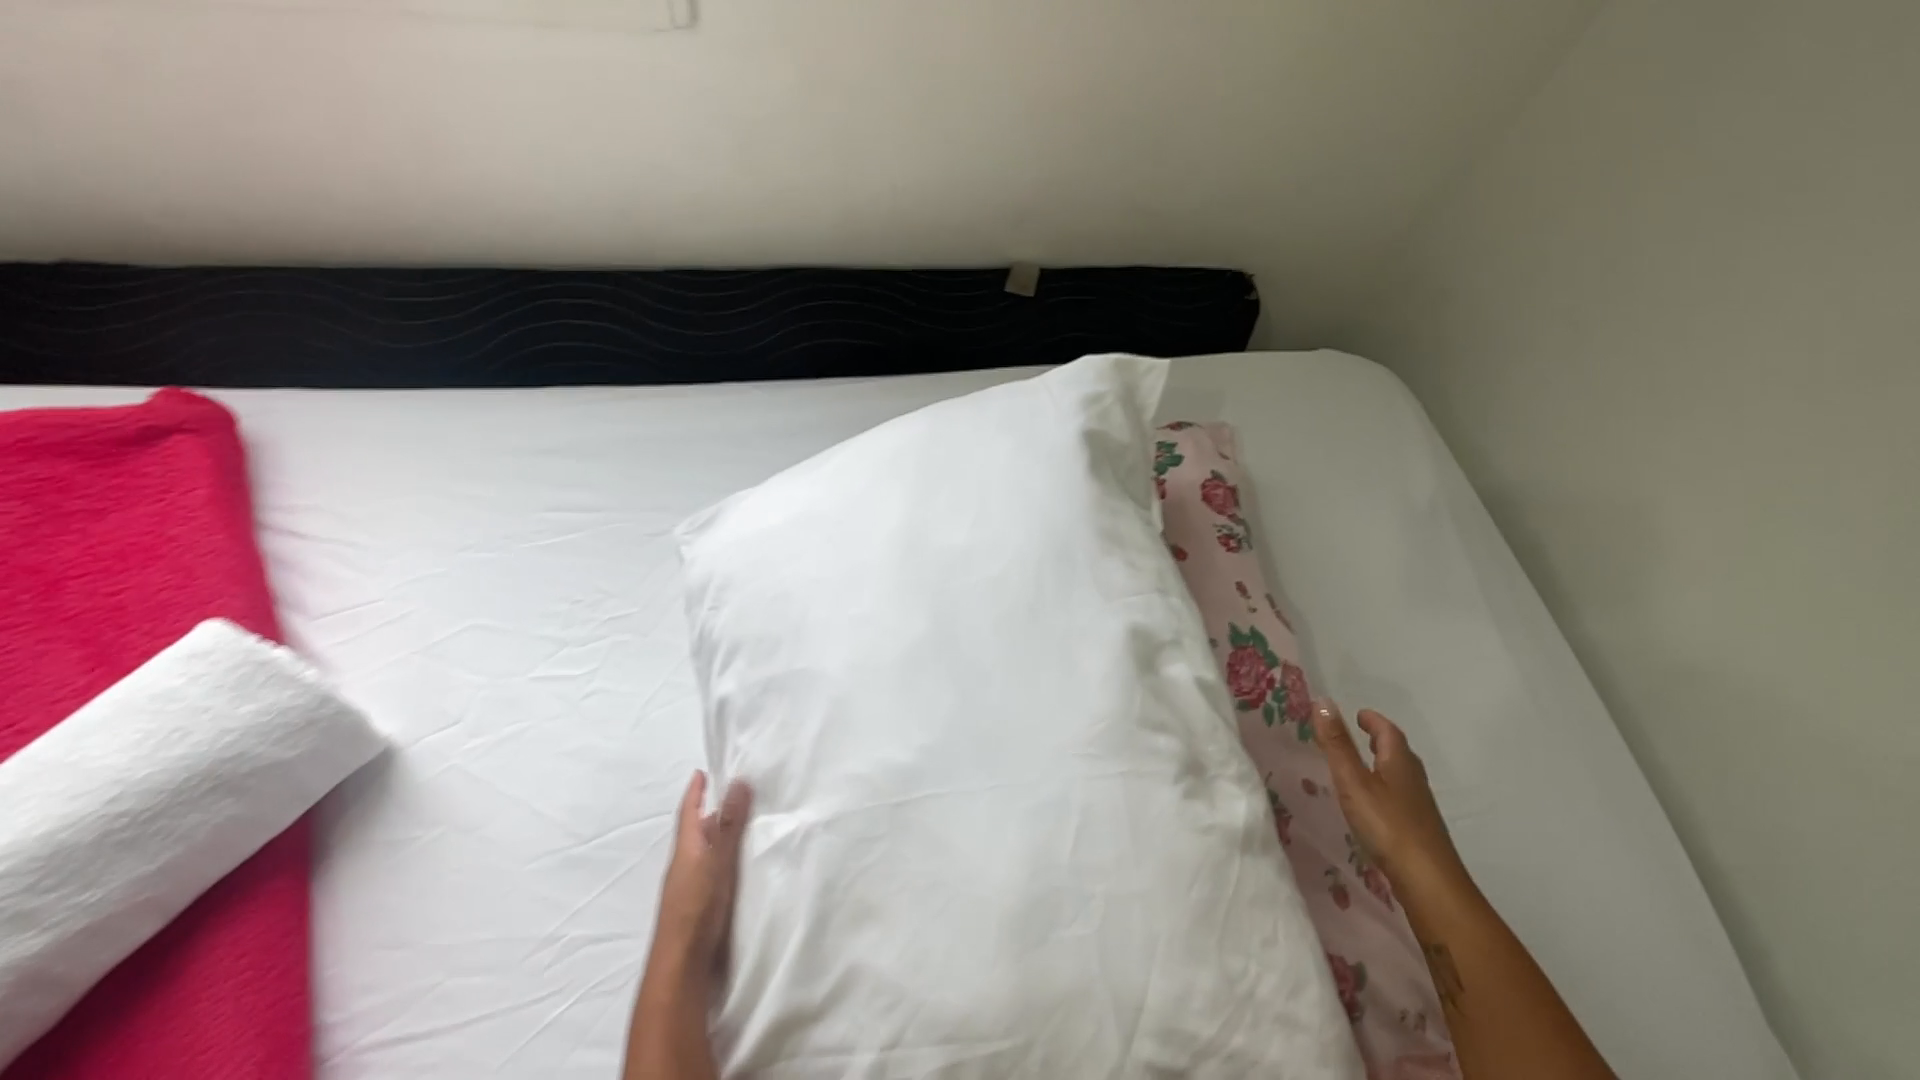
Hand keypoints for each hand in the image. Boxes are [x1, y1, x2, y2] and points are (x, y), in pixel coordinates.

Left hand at [651, 770, 752, 987]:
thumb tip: (738, 780)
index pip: (689, 813)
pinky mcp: (702, 910)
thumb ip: (729, 825)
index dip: (695, 792)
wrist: (681, 970)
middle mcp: (685, 867)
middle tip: (736, 792)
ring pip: (707, 854)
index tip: (702, 771)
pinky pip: (715, 874)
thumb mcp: (716, 862)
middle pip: (698, 832)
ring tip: (747, 826)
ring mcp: (691, 890)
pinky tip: (743, 869)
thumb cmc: (697, 910)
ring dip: (721, 839)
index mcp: (686, 851)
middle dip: (712, 812)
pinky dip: (727, 862)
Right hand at [1310, 701, 1466, 892]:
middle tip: (1358, 733)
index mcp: (1399, 762)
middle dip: (1378, 739)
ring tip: (1361, 765)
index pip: (1387, 731)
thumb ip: (1337, 744)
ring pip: (1399, 774)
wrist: (1427, 879)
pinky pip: (1398, 795)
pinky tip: (1373, 803)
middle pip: (1397, 751)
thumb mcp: (1353, 781)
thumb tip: (1323, 701)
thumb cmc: (1387, 824)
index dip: (1372, 720)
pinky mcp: (1417, 827)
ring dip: (1382, 763)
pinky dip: (1384, 787)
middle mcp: (1413, 778)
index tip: (1357, 714)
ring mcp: (1418, 804)